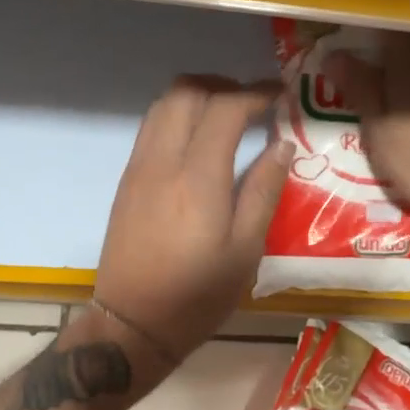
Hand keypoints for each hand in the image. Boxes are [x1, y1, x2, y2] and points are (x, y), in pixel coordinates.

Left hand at [95, 75, 293, 358]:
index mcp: (198, 177)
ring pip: (163, 105)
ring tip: (227, 115)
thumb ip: (264, 190)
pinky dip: (177, 117)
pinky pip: (151, 128)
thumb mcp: (246, 249)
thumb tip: (282, 145)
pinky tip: (199, 142)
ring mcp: (138, 168)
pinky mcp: (126, 181)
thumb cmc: (198, 294)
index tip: (280, 95)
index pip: (226, 108)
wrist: (133, 323)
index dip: (256, 93)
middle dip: (223, 86)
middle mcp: (162, 161)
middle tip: (254, 102)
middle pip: (187, 92)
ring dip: (197, 96)